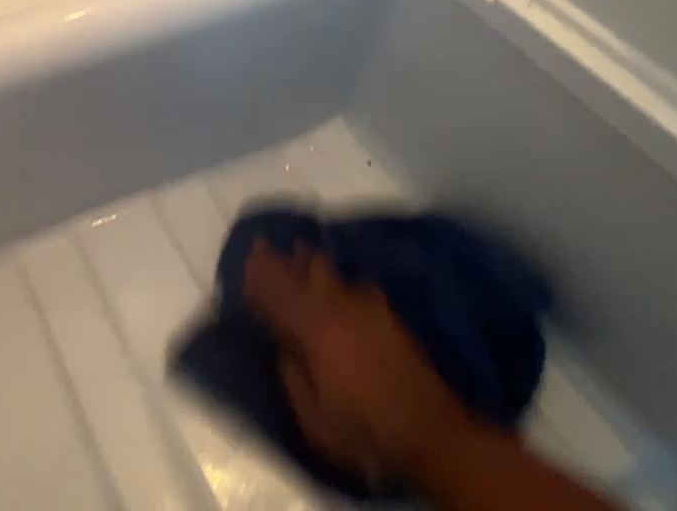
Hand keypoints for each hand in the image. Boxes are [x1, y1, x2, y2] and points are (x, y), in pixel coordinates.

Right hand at [242, 239, 476, 483]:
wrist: (433, 434)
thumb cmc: (364, 430)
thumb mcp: (312, 416)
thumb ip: (291, 374)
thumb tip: (282, 346)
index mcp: (312, 327)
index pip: (275, 292)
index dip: (256, 275)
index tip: (243, 258)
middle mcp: (338, 308)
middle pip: (305, 270)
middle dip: (282, 257)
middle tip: (263, 243)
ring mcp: (368, 309)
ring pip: (331, 272)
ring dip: (310, 261)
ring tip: (299, 250)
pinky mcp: (390, 318)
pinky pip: (355, 285)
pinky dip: (339, 280)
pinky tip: (339, 283)